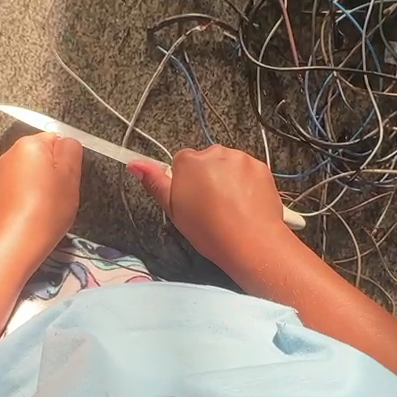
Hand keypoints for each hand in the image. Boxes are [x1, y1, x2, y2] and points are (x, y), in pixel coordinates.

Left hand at [0, 132, 81, 260]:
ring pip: (32, 173)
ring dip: (41, 185)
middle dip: (53, 172)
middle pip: (42, 156)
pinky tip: (35, 211)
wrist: (19, 240)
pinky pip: (21, 188)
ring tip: (48, 205)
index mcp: (29, 144)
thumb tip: (69, 142)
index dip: (67, 159)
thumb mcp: (71, 176)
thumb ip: (72, 150)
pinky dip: (29, 197)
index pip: (57, 139)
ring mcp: (1, 174)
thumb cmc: (46, 210)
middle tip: (61, 193)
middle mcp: (11, 154)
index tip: (69, 178)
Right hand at [129, 146, 294, 268]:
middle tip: (210, 207)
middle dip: (207, 178)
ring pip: (228, 165)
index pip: (181, 162)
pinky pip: (248, 171)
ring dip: (227, 179)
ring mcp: (240, 159)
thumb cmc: (210, 231)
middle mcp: (215, 153)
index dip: (185, 183)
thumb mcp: (174, 210)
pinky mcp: (260, 167)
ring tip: (229, 208)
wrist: (250, 242)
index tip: (191, 200)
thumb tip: (135, 165)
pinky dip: (246, 184)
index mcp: (189, 162)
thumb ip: (155, 183)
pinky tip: (244, 205)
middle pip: (206, 161)